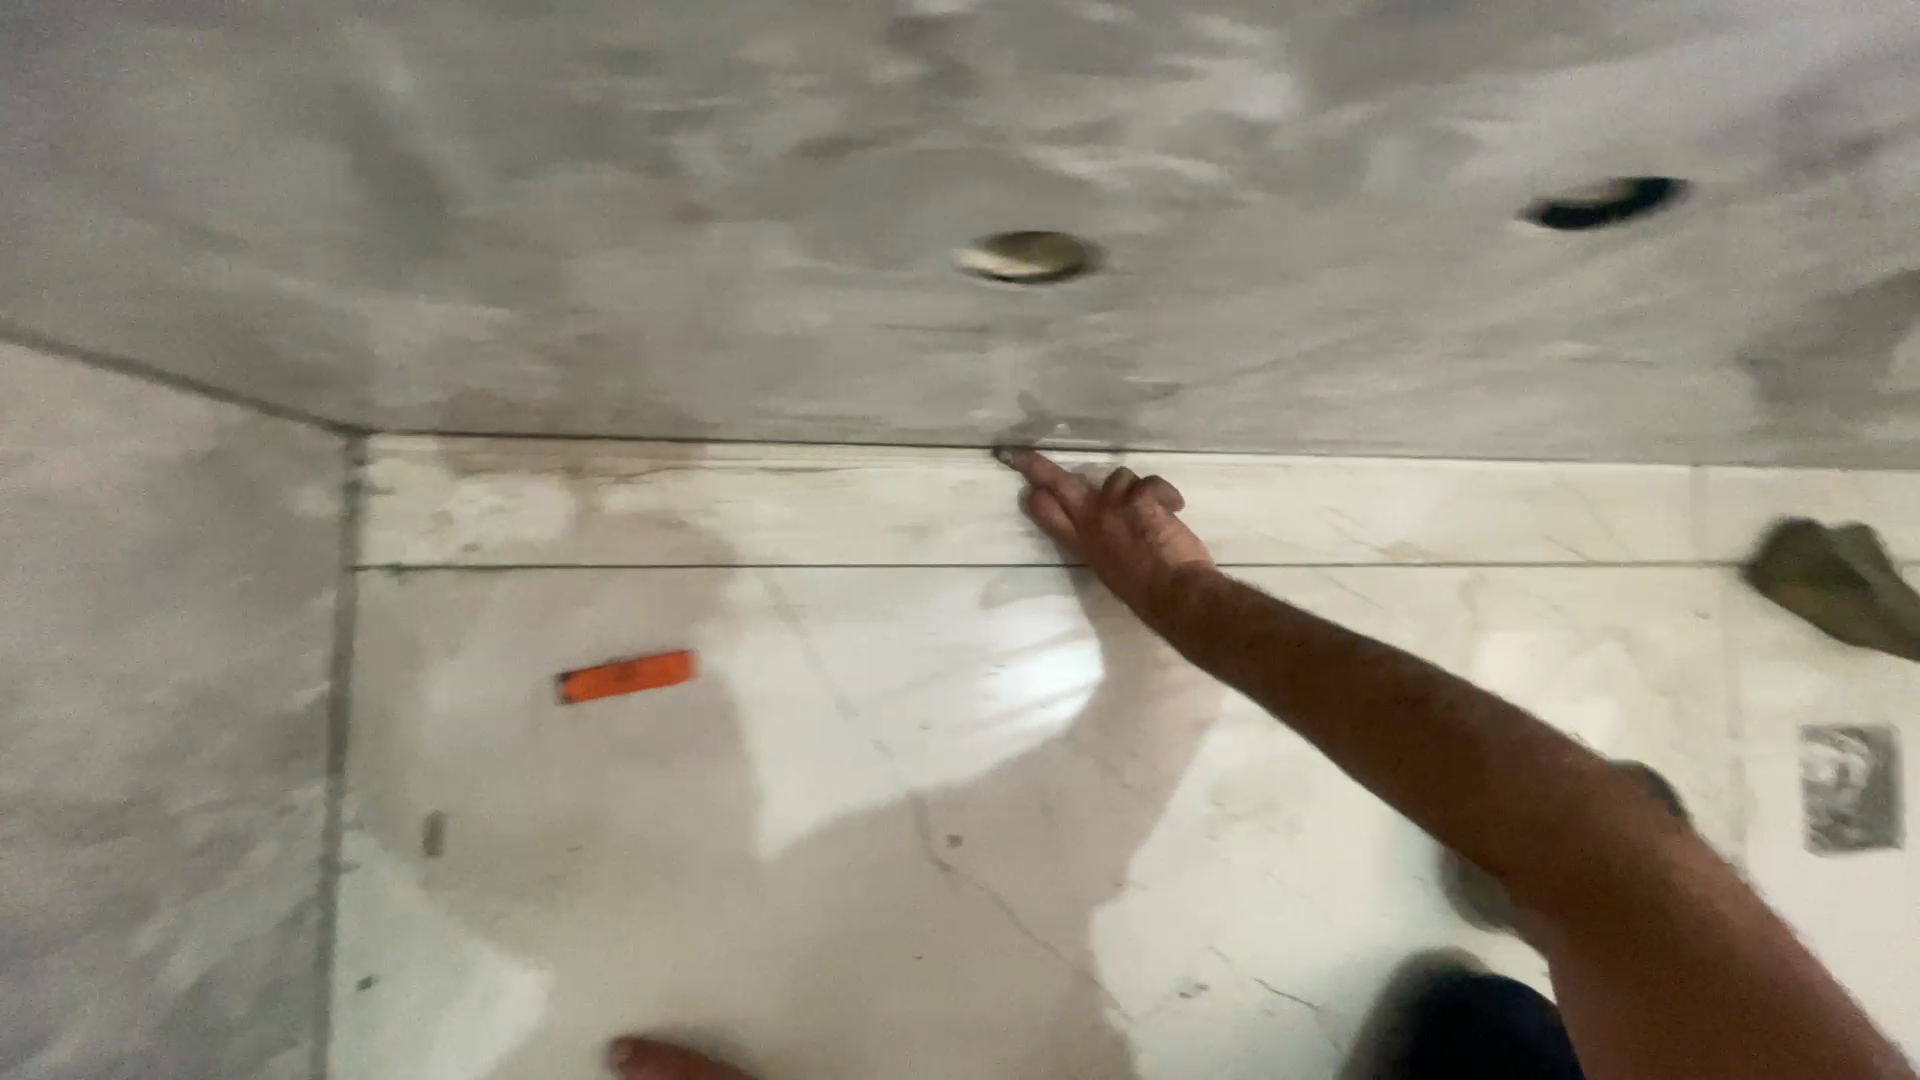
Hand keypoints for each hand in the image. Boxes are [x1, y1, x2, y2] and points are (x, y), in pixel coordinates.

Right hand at [995, 448, 1214, 611]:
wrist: (1174, 593)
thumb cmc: (1146, 591)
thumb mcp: (1108, 570)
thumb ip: (1099, 543)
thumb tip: (1105, 527)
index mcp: (1081, 543)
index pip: (1047, 513)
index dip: (1036, 496)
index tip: (1027, 486)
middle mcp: (1090, 521)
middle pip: (1057, 483)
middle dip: (1035, 464)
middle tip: (1018, 453)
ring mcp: (1113, 506)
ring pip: (1118, 477)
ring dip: (1133, 489)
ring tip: (1152, 510)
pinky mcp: (1140, 498)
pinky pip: (1150, 482)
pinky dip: (1165, 494)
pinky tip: (1173, 509)